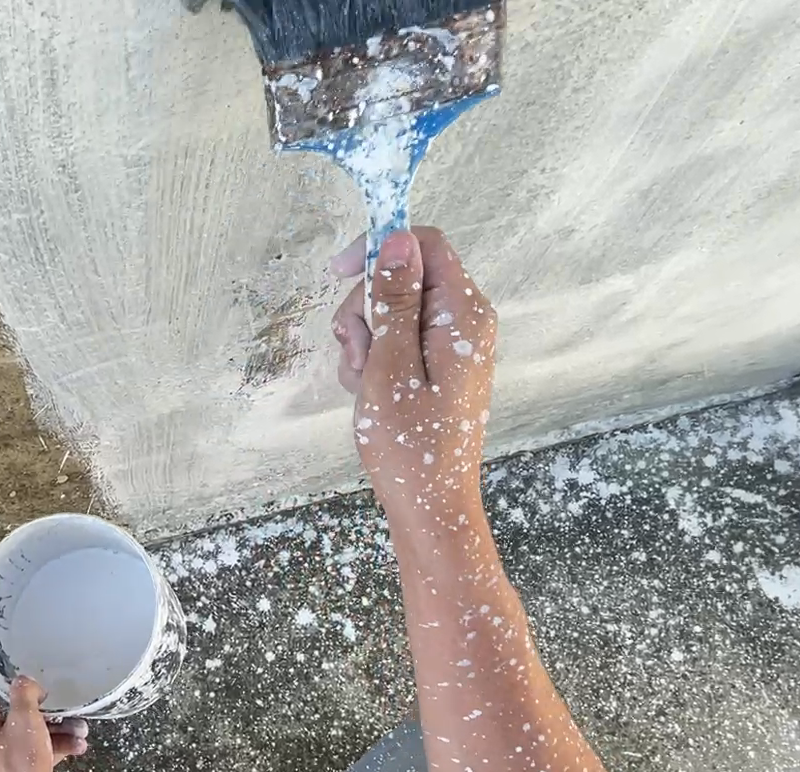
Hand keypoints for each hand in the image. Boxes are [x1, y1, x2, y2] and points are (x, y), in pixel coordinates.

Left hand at [0, 651, 88, 771]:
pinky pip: (34, 749)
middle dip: (38, 698)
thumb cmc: (18, 766)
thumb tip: (25, 682)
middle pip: (7, 704)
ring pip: (26, 728)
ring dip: (54, 725)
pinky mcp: (14, 771)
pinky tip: (79, 746)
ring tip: (82, 726)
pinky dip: (54, 746)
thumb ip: (24, 692)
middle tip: (55, 686)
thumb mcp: (25, 720)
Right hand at [329, 228, 497, 514]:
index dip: (379, 249)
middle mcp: (462, 323)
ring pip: (390, 314)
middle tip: (355, 353)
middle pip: (401, 279)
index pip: (424, 246)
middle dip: (365, 309)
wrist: (427, 503)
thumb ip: (394, 302)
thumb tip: (398, 240)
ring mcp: (448, 347)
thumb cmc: (408, 445)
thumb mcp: (390, 368)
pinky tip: (367, 393)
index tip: (336, 273)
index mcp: (461, 315)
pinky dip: (371, 362)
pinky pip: (394, 344)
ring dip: (363, 341)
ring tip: (362, 384)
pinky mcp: (434, 368)